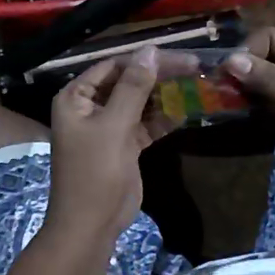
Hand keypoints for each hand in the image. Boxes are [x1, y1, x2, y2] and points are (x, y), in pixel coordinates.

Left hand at [45, 46, 181, 243]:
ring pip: (140, 102)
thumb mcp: (114, 126)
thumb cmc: (94, 172)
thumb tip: (151, 50)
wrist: (90, 224)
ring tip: (197, 84)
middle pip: (129, 82)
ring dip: (165, 95)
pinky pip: (146, 124)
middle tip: (196, 68)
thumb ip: (133, 87)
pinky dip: (164, 118)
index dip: (146, 60)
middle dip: (160, 76)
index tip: (180, 56)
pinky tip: (187, 110)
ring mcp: (108, 127)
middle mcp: (90, 107)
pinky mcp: (125, 145)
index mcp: (77, 97)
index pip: (114, 66)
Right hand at [226, 28, 274, 193]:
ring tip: (219, 99)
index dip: (247, 51)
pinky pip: (269, 101)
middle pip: (265, 57)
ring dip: (243, 87)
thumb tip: (229, 60)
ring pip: (264, 80)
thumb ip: (269, 79)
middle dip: (241, 69)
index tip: (223, 74)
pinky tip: (233, 110)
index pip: (271, 37)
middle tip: (214, 88)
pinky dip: (252, 104)